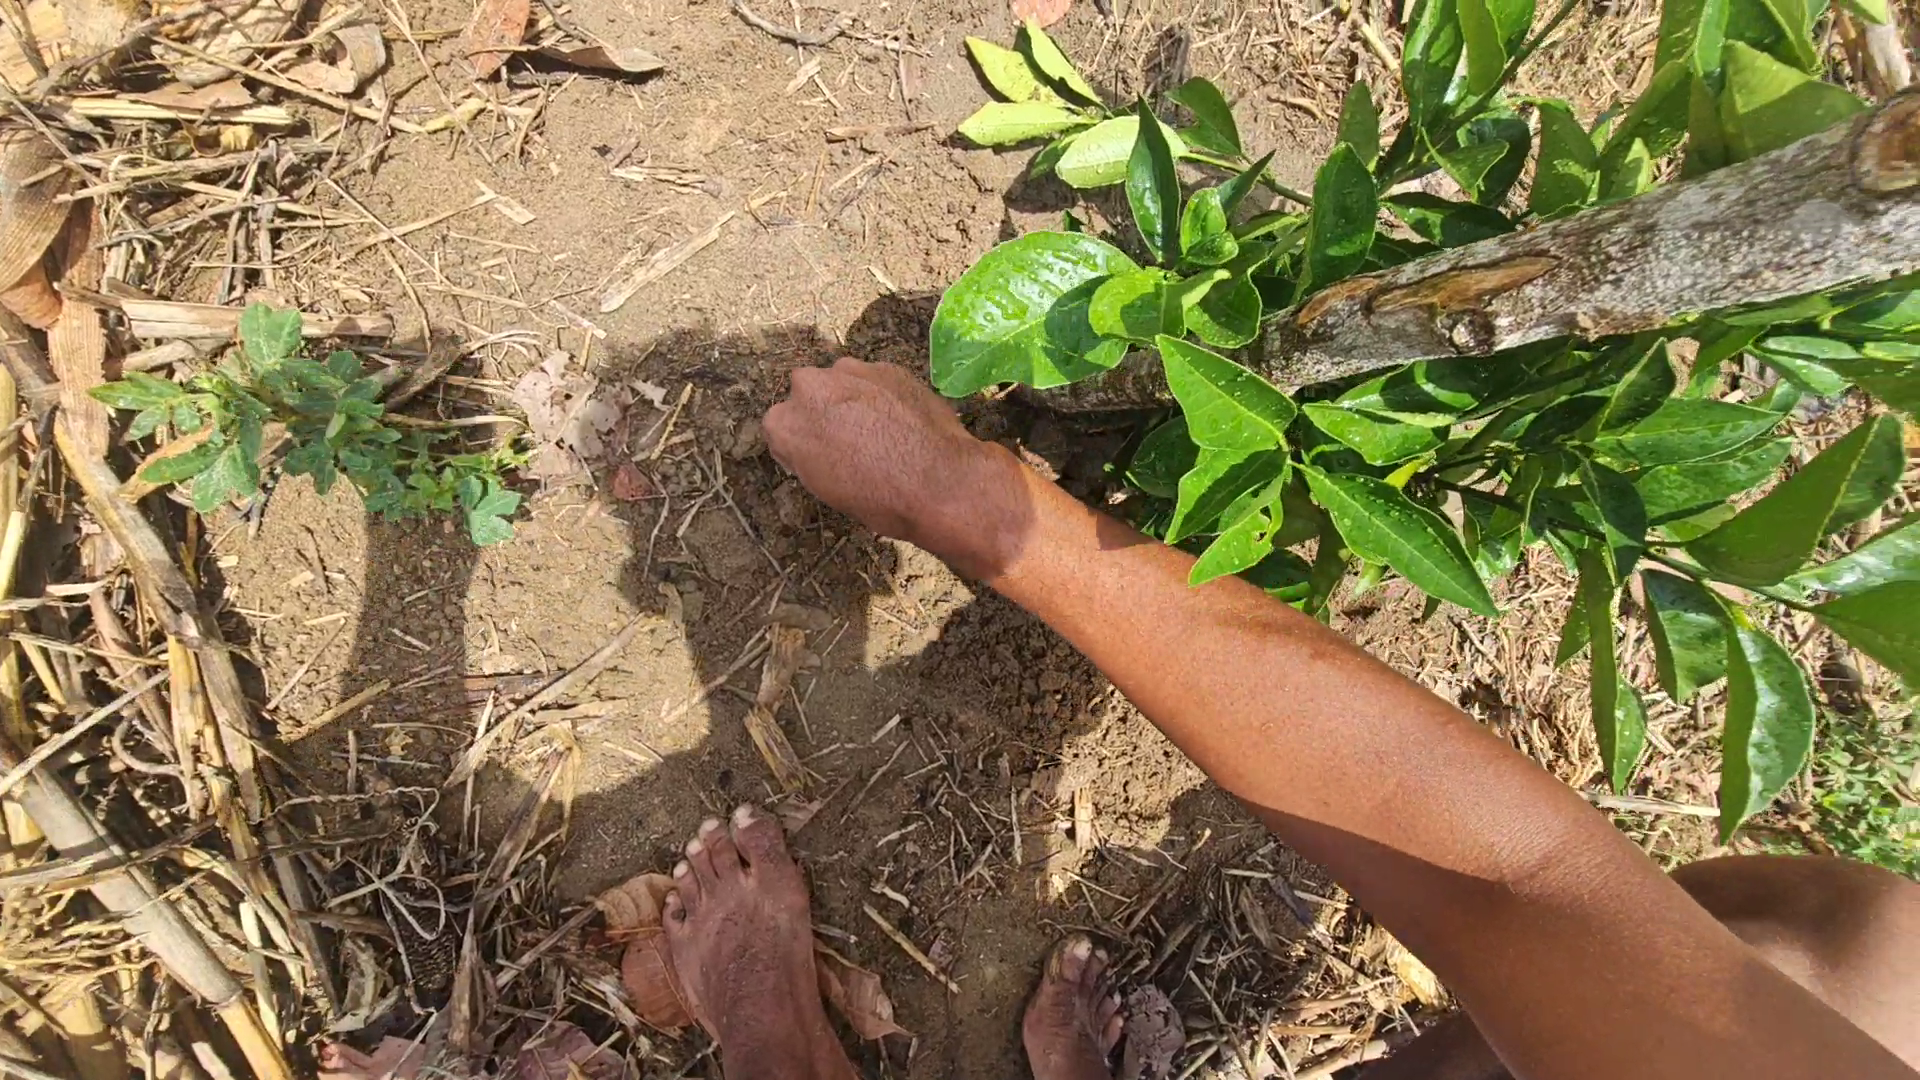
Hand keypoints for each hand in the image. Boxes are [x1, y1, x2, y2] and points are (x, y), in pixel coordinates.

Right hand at [764, 358, 1024, 576]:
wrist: (937, 482)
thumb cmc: (878, 500)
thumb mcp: (828, 490)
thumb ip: (813, 456)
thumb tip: (824, 445)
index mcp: (783, 423)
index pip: (783, 428)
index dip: (806, 444)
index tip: (824, 458)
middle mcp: (808, 387)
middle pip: (810, 396)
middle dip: (826, 412)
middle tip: (853, 441)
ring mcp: (849, 370)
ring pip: (844, 382)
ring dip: (855, 399)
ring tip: (884, 430)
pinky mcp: (887, 365)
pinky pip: (877, 380)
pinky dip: (886, 394)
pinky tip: (905, 420)